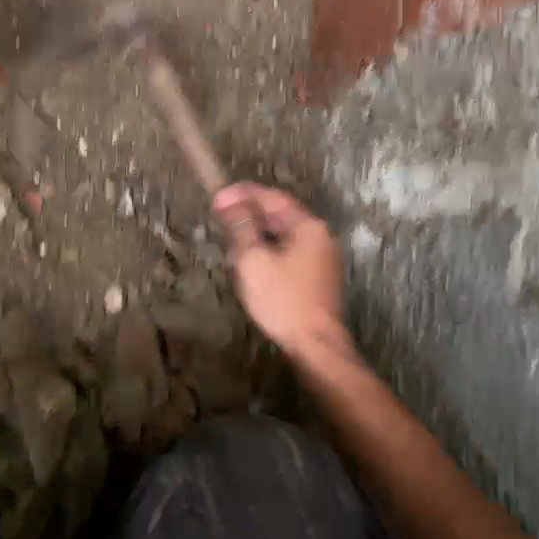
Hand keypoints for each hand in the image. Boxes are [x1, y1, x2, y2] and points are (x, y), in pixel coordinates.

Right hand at [214, 183, 350, 357]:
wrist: (314, 345)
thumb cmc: (282, 299)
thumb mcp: (254, 259)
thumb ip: (241, 226)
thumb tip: (228, 201)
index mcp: (307, 226)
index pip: (272, 197)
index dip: (242, 194)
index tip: (217, 196)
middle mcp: (319, 235)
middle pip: (279, 214)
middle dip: (248, 213)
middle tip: (220, 215)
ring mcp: (321, 256)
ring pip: (282, 233)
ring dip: (256, 231)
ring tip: (229, 237)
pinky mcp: (317, 275)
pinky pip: (288, 250)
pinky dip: (267, 247)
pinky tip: (249, 258)